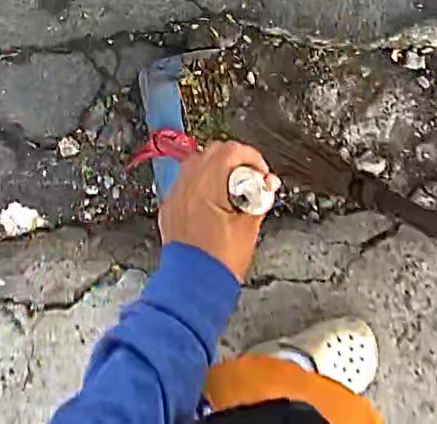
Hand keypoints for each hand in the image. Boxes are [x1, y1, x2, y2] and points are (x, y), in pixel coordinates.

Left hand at [157, 141, 278, 279]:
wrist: (194, 284)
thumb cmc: (220, 262)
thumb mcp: (248, 229)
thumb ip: (258, 200)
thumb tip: (267, 183)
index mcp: (206, 185)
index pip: (228, 151)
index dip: (251, 157)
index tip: (261, 172)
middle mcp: (185, 183)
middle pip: (211, 152)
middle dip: (235, 161)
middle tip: (251, 180)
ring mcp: (174, 193)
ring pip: (196, 164)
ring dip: (217, 170)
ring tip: (235, 191)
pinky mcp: (169, 205)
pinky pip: (185, 182)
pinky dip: (201, 184)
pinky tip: (215, 202)